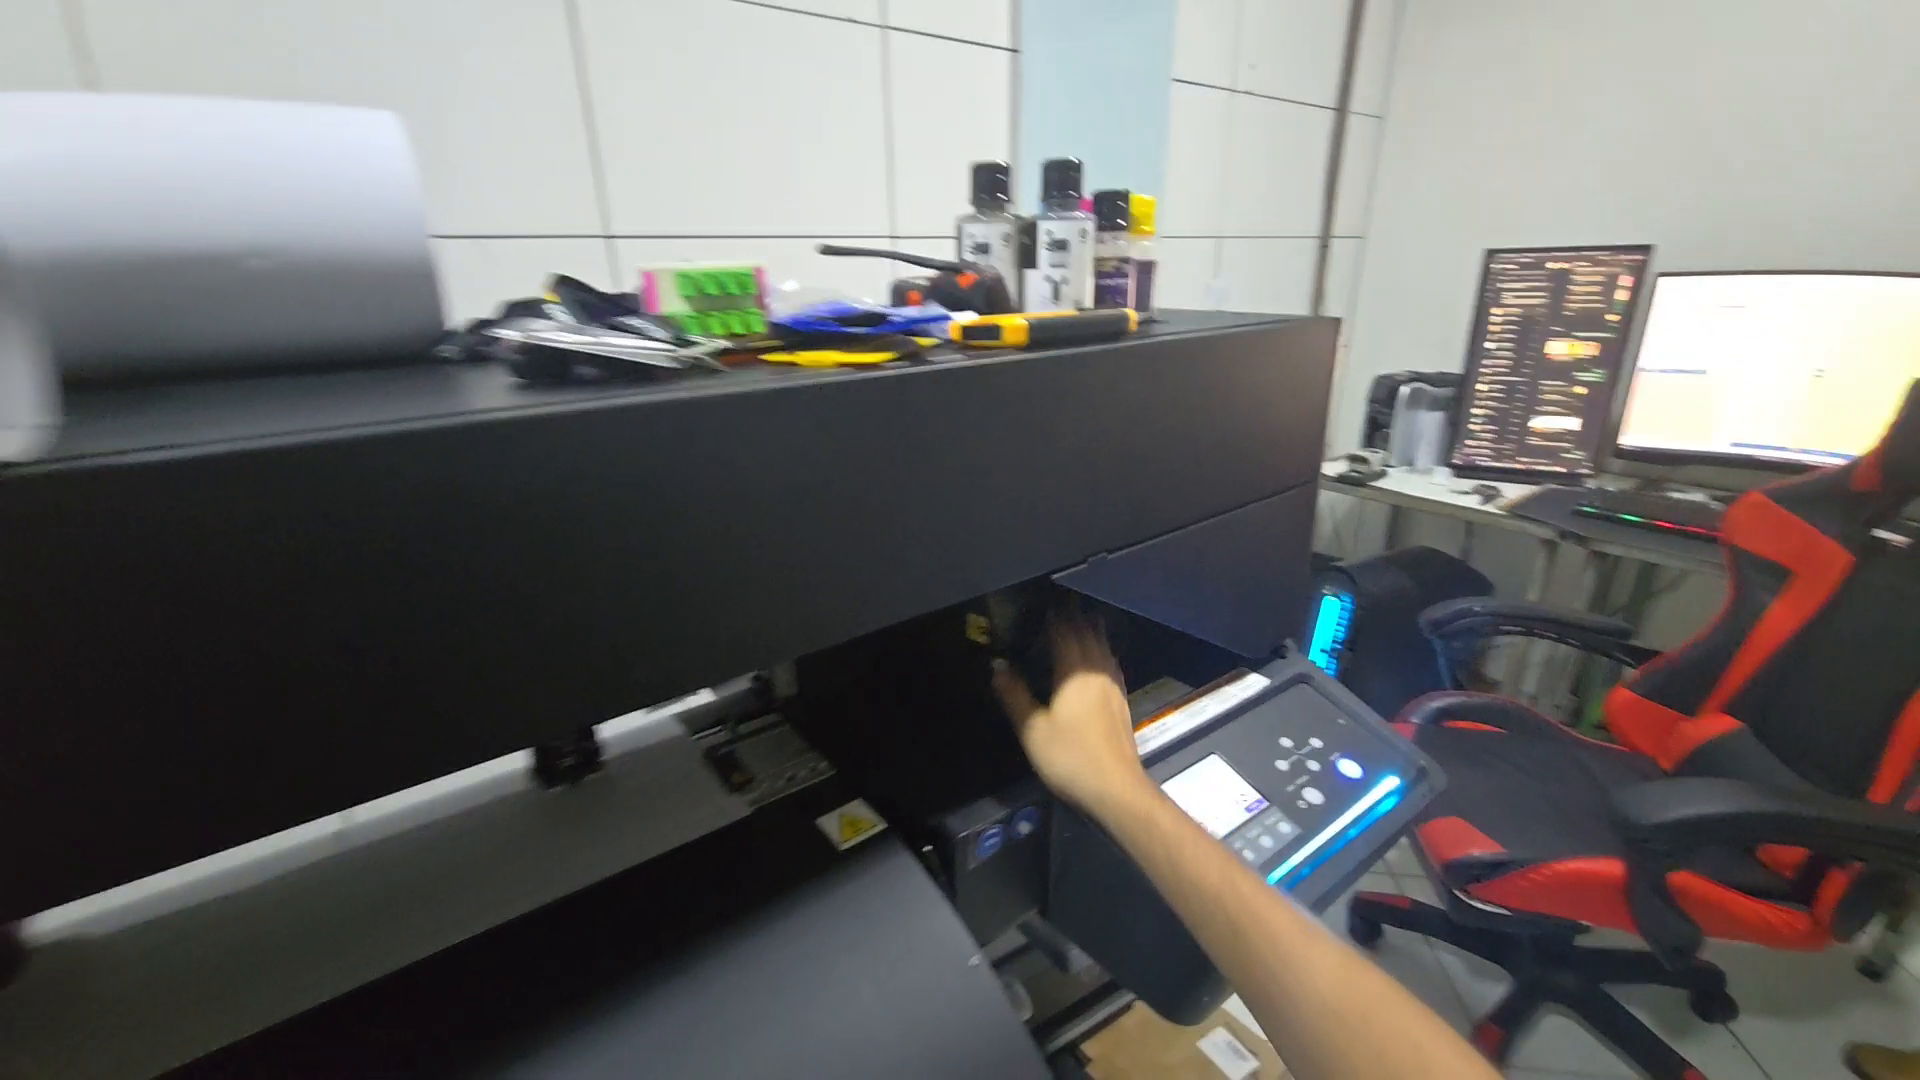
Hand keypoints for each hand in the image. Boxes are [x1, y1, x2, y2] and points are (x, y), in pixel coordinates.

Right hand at [993, 618, 1152, 816]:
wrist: (1115, 788)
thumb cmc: (1070, 756)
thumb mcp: (1032, 728)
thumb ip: (1014, 694)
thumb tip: (998, 665)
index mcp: (1074, 672)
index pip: (1065, 633)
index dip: (1054, 617)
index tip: (1044, 603)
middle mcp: (1097, 671)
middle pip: (1088, 635)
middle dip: (1074, 619)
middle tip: (1060, 607)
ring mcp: (1113, 686)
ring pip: (1102, 648)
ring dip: (1090, 632)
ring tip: (1080, 622)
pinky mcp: (1121, 702)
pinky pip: (1109, 664)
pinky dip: (1100, 652)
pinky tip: (1098, 660)